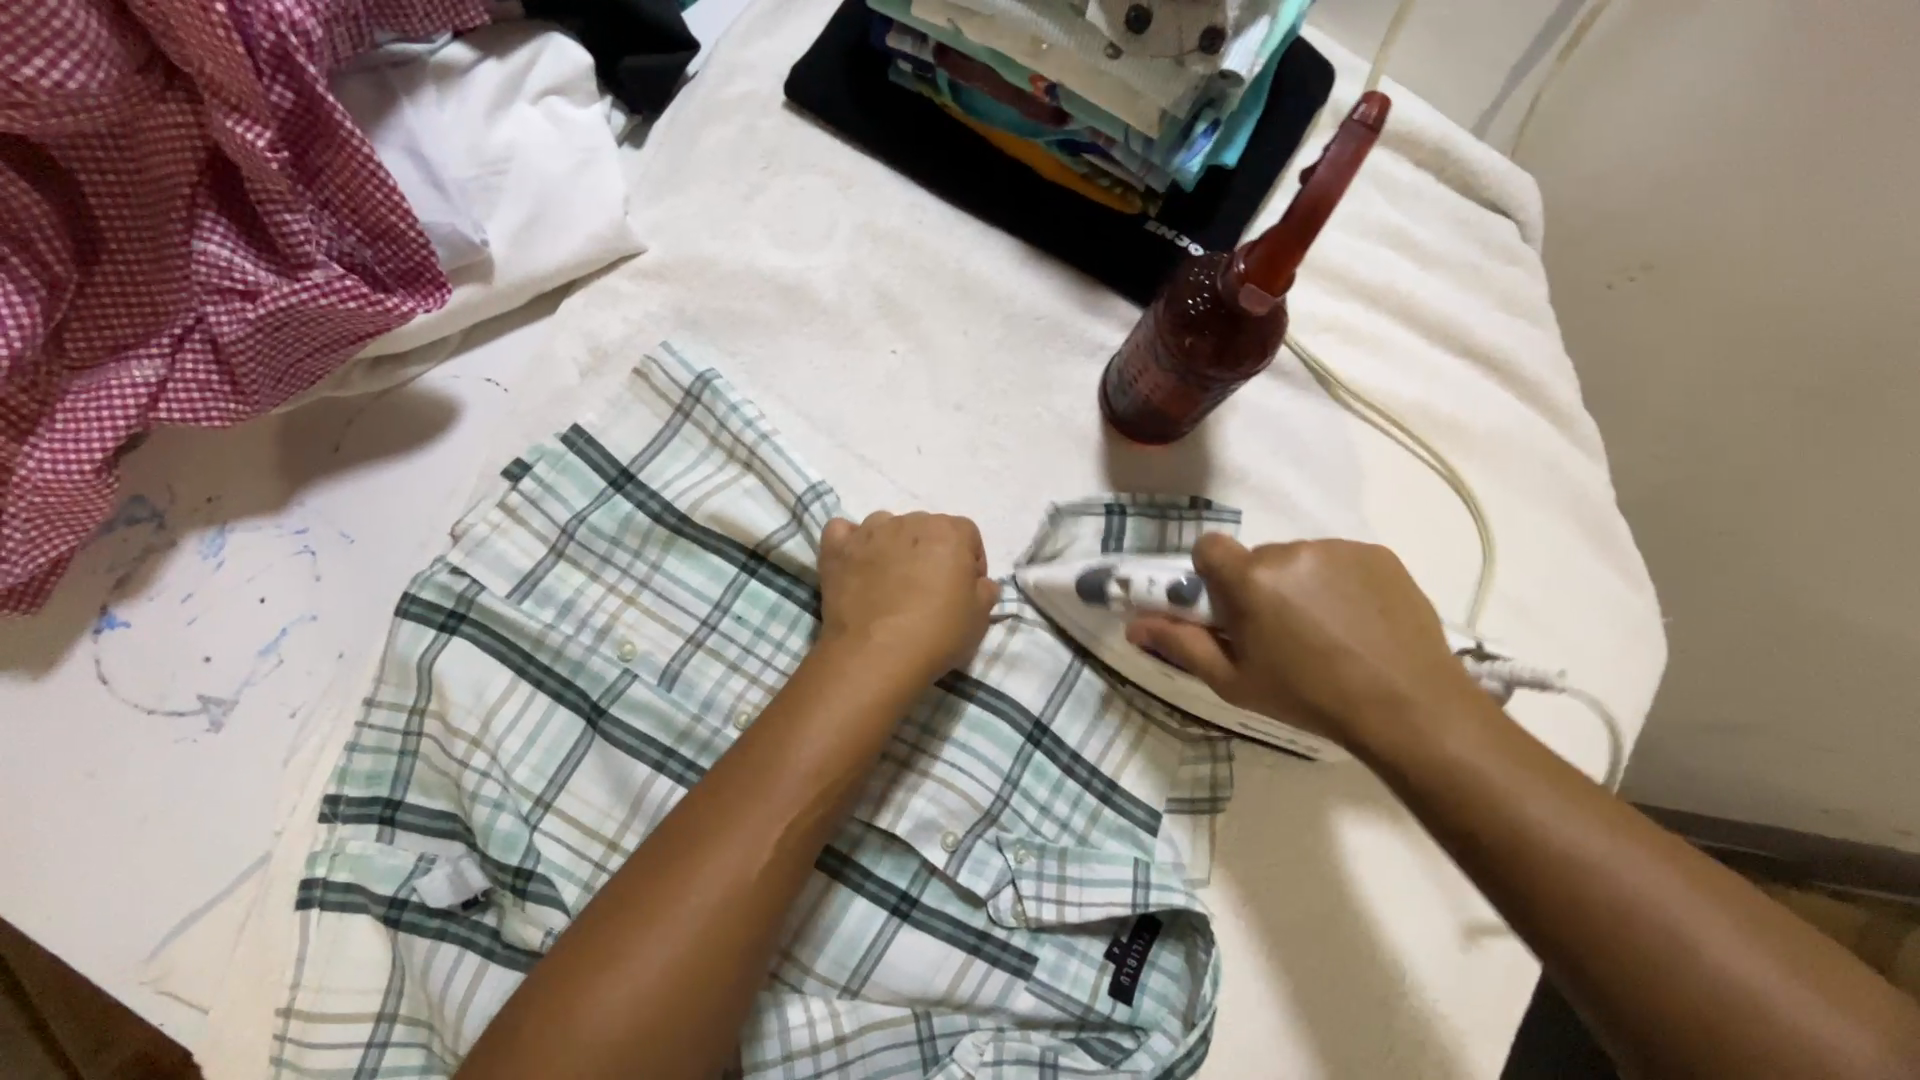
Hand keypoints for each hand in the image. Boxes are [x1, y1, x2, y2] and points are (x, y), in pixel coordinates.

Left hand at [817, 511, 999, 683]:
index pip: (967, 535)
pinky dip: (850, 543)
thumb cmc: (937, 634)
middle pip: (926, 529)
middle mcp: (909, 521)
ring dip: (892, 546)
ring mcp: (869, 532)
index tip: (964, 590)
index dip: (969, 562)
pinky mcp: (837, 549)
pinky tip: (855, 565)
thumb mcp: (980, 618)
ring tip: (890, 582)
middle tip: (928, 591)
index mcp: (950, 531)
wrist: (876, 655)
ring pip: (885, 527)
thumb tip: (979, 583)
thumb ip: (985, 590)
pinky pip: (843, 531)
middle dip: (931, 553)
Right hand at [1124, 534, 1484, 748]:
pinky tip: (1359, 623)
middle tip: (1281, 635)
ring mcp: (1339, 548)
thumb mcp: (1234, 681)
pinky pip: (1340, 560)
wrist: (1408, 705)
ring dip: (1301, 585)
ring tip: (1327, 632)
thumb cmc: (1308, 698)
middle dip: (1260, 587)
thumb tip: (1132, 624)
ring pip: (1300, 559)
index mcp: (1249, 579)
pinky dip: (1341, 584)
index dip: (1212, 576)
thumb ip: (1180, 644)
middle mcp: (1290, 550)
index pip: (1209, 547)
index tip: (1229, 610)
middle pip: (1257, 558)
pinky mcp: (1378, 553)